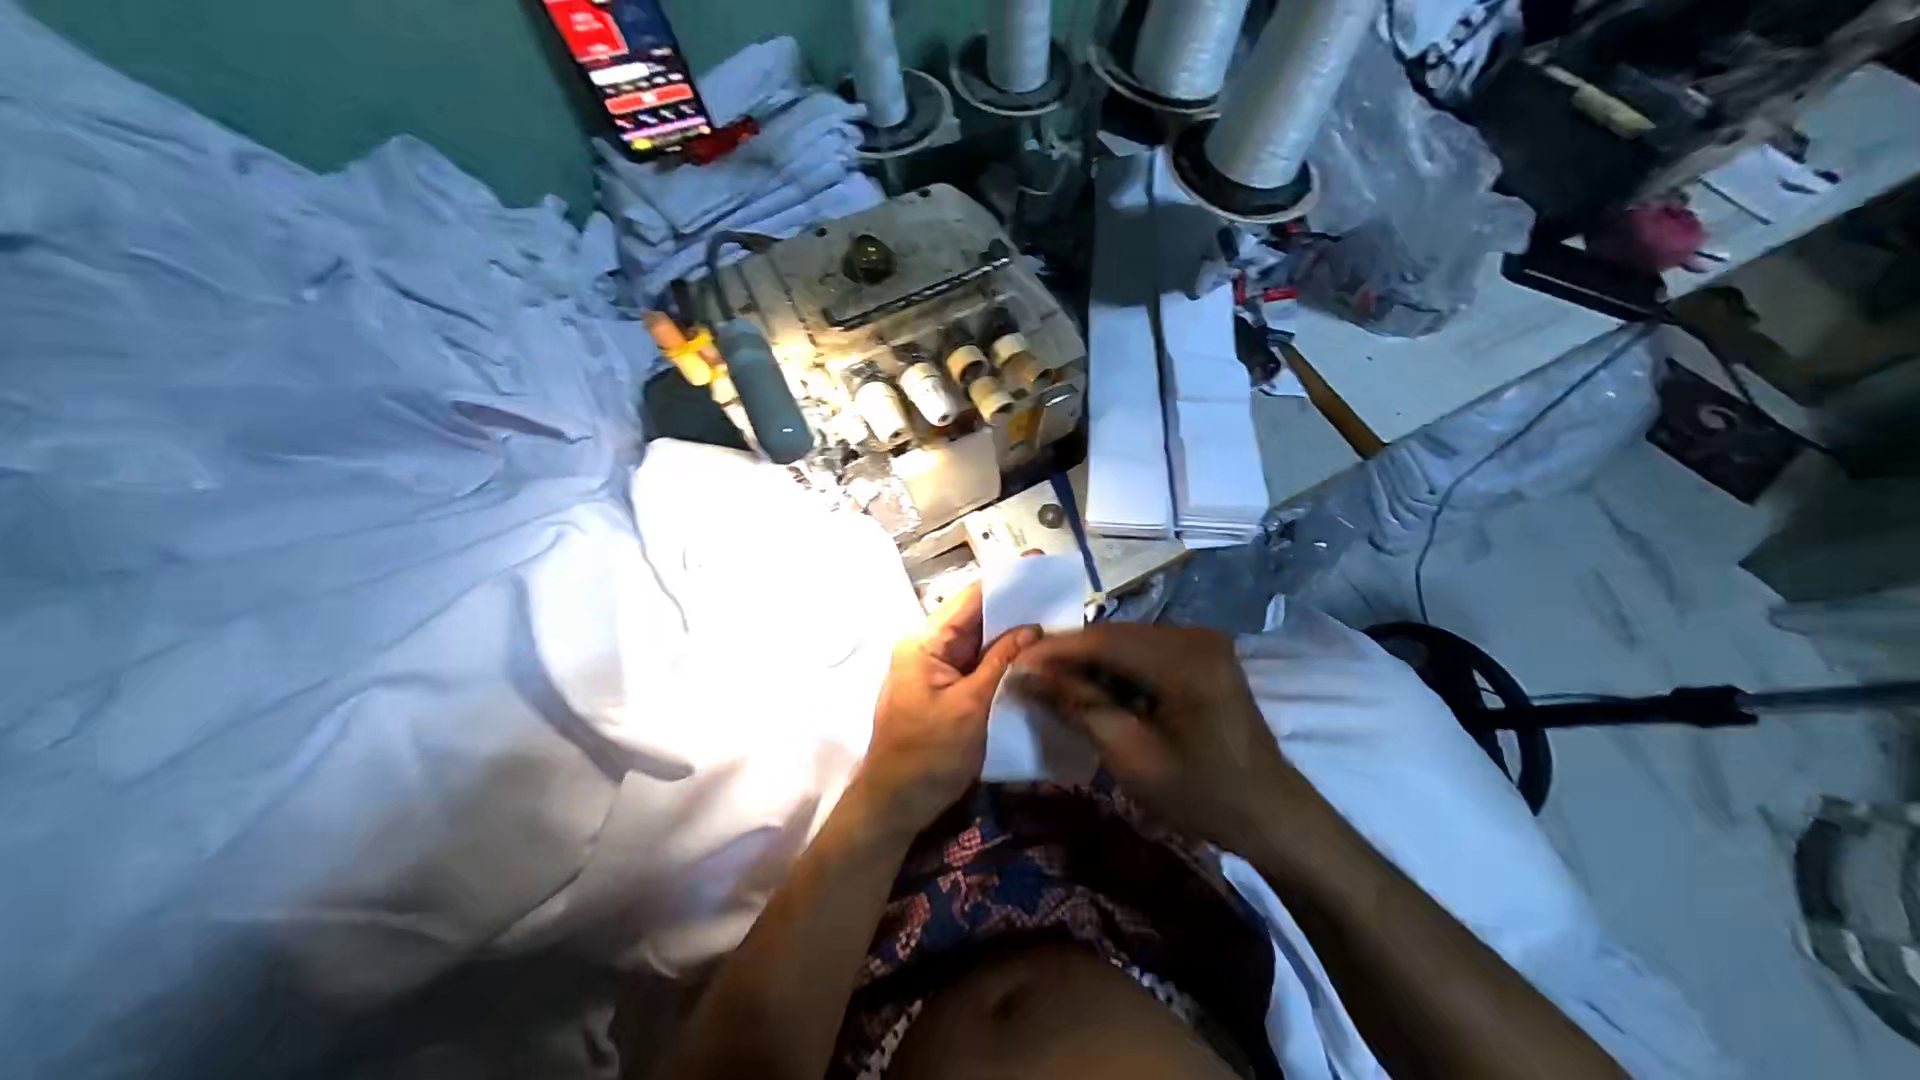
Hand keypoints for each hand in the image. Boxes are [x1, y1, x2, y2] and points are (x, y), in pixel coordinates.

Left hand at [856, 583, 1037, 836]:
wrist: (895, 803)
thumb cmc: (929, 755)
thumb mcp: (971, 707)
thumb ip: (1000, 662)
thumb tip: (1032, 627)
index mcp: (924, 643)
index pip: (969, 600)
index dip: (1005, 582)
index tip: (1037, 566)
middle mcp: (925, 647)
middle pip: (973, 617)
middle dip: (1012, 607)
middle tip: (1054, 596)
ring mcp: (932, 669)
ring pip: (976, 641)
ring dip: (1009, 633)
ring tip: (1050, 619)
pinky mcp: (941, 689)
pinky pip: (973, 663)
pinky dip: (999, 657)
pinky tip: (1029, 654)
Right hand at [1012, 623, 1299, 851]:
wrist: (1270, 812)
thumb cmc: (1202, 795)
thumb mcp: (1131, 756)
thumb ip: (1079, 706)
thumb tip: (1027, 675)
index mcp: (1186, 661)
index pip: (1103, 641)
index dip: (1054, 651)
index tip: (1014, 664)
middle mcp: (1196, 637)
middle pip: (1114, 634)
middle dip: (1069, 654)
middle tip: (1029, 675)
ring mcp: (1203, 642)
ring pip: (1127, 639)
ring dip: (1090, 660)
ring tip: (1054, 683)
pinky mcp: (1204, 654)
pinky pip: (1145, 649)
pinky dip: (1116, 666)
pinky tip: (1095, 687)